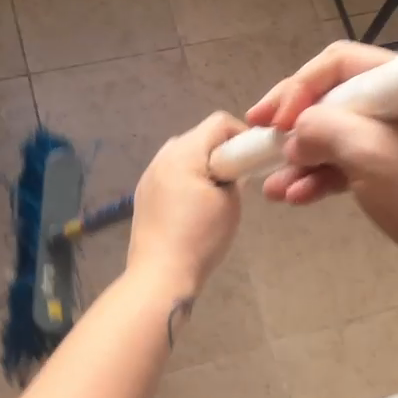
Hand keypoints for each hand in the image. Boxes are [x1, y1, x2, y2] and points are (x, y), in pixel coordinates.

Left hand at [127, 112, 246, 295]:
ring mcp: (149, 175)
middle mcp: (162, 156)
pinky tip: (195, 207)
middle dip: (222, 151)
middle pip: (199, 136)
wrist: (159, 275)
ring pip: (183, 155)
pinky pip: (171, 173)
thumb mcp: (231, 203)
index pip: (218, 122)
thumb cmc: (200, 238)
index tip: (254, 158)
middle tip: (238, 177)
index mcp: (183, 152)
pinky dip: (187, 179)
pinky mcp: (143, 194)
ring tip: (217, 194)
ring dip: (203, 165)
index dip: (242, 134)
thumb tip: (234, 170)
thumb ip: (236, 176)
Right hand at [246, 41, 397, 285]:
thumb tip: (294, 135)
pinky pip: (353, 164)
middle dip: (296, 124)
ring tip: (274, 187)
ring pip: (341, 136)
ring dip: (303, 158)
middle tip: (259, 142)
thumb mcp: (370, 154)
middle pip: (337, 99)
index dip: (299, 87)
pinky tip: (296, 197)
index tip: (271, 120)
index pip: (342, 63)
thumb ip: (323, 130)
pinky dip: (324, 177)